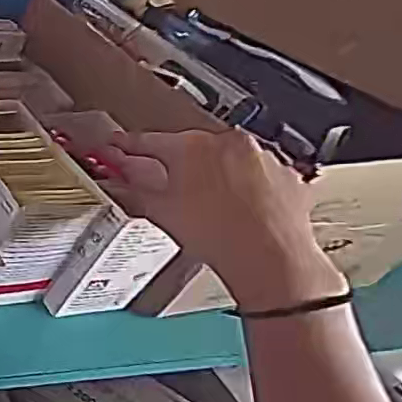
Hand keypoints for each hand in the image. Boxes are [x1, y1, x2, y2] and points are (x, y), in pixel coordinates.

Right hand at [106, 128, 346, 312]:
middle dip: (174, 166)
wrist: (270, 259)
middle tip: (165, 190)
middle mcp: (228, 143)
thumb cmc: (220, 237)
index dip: (127, 146)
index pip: (148, 141)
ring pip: (223, 159)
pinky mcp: (284, 173)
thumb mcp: (160, 212)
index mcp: (191, 146)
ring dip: (210, 175)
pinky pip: (253, 172)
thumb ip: (132, 190)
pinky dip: (241, 186)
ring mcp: (259, 156)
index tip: (118, 146)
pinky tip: (233, 209)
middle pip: (188, 148)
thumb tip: (119, 183)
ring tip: (204, 208)